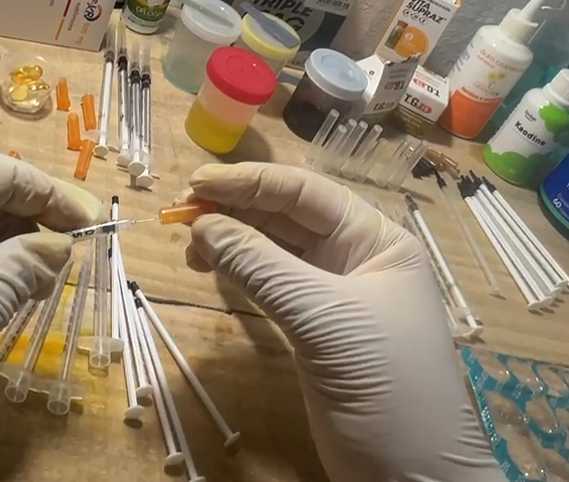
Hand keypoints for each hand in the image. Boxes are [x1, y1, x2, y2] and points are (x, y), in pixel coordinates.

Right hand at [185, 162, 498, 481]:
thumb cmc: (387, 387)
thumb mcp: (324, 320)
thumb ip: (260, 267)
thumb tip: (202, 225)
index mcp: (376, 238)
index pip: (304, 192)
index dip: (249, 181)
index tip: (196, 182)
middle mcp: (357, 256)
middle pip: (286, 216)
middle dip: (235, 209)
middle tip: (181, 213)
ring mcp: (335, 293)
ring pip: (274, 249)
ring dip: (231, 241)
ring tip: (190, 246)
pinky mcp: (316, 328)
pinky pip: (271, 282)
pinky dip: (239, 272)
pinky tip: (212, 268)